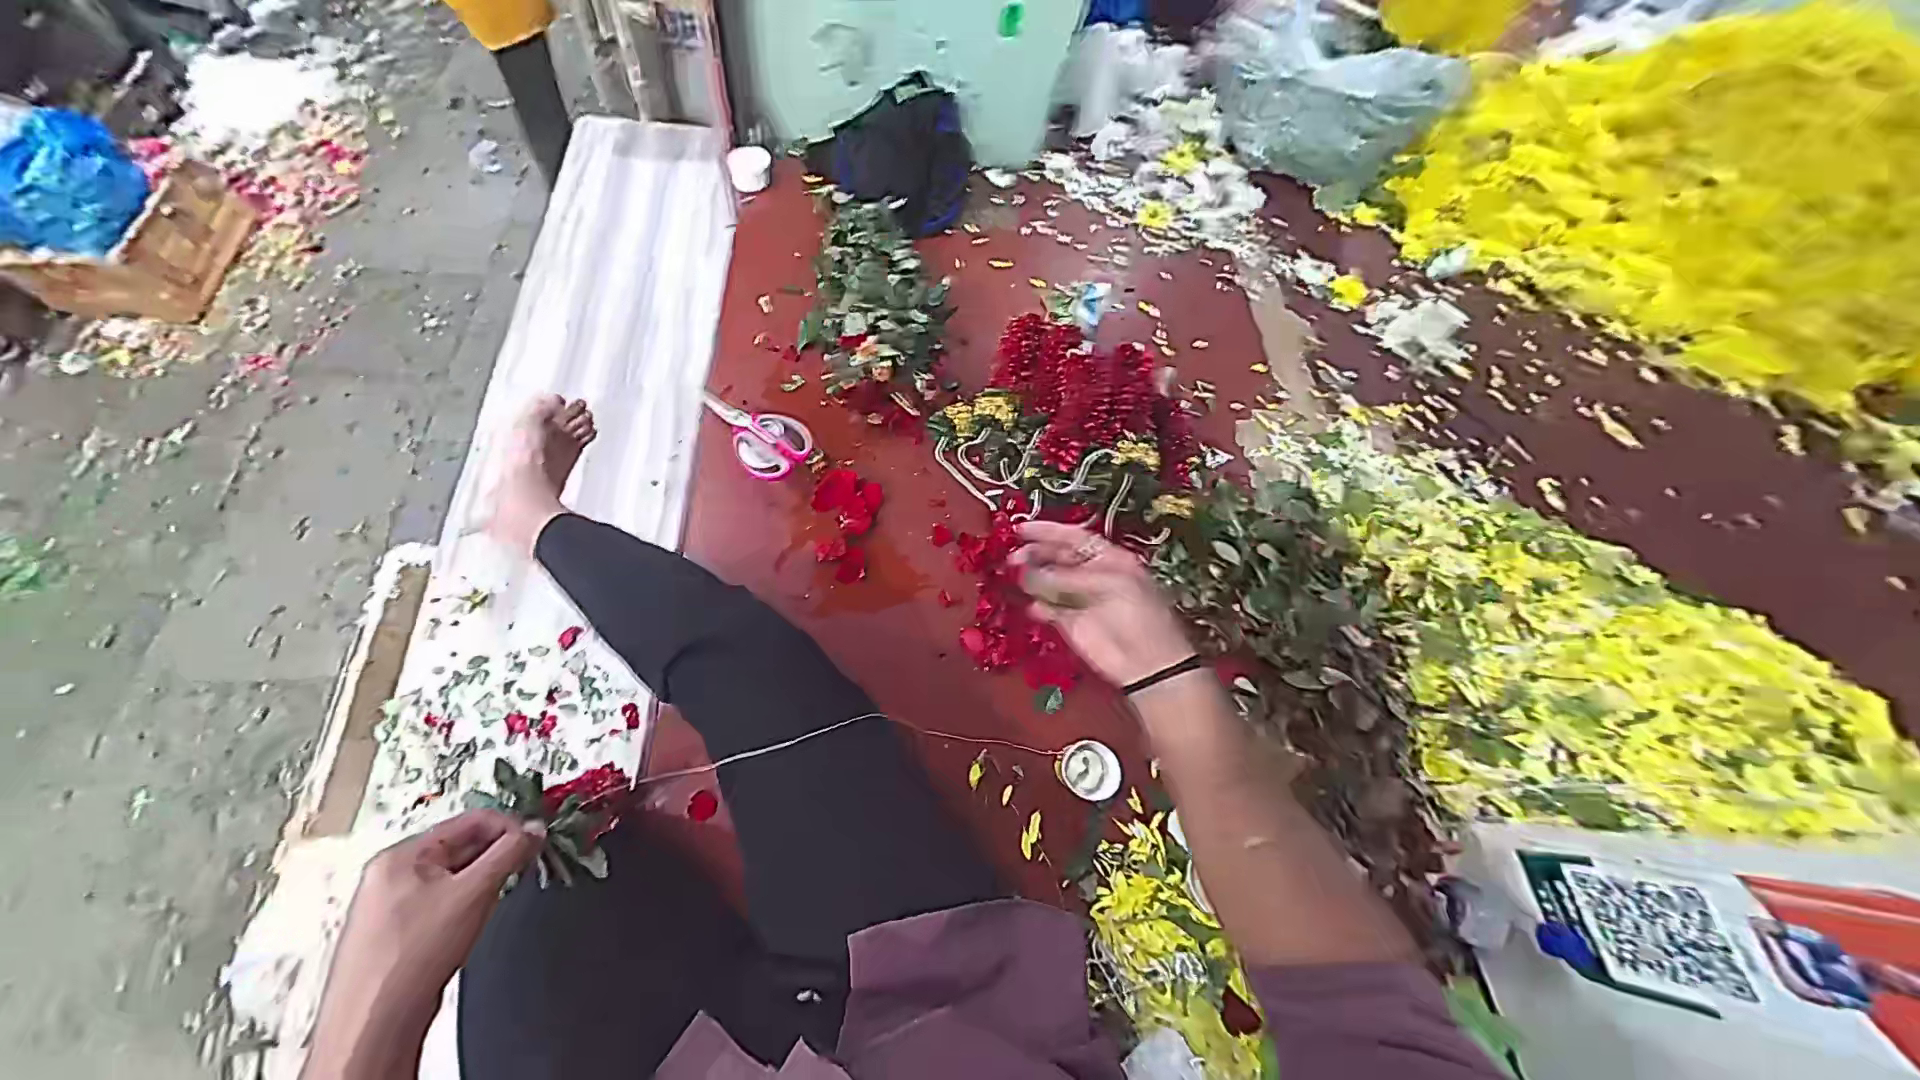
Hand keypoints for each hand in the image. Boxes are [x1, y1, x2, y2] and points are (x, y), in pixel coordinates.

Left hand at [305, 809, 543, 1078]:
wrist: (375, 1025)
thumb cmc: (411, 958)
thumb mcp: (475, 891)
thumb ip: (511, 852)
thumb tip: (534, 830)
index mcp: (401, 857)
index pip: (472, 820)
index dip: (510, 827)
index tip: (535, 841)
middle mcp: (391, 875)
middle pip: (464, 845)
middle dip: (498, 855)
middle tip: (523, 866)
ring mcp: (392, 904)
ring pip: (457, 873)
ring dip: (485, 879)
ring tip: (495, 898)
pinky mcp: (400, 930)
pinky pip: (446, 898)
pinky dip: (469, 901)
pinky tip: (474, 920)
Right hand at [1010, 520, 1196, 687]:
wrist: (1148, 663)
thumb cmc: (1140, 616)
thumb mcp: (1109, 585)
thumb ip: (1068, 578)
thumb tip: (1029, 573)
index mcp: (1107, 559)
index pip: (1073, 537)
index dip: (1047, 531)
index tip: (1022, 529)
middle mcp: (1091, 575)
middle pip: (1056, 558)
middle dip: (1034, 554)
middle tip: (1013, 558)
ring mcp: (1079, 599)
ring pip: (1047, 583)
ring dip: (1030, 579)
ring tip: (1014, 577)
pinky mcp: (1070, 623)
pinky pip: (1047, 610)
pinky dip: (1037, 607)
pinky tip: (1031, 605)